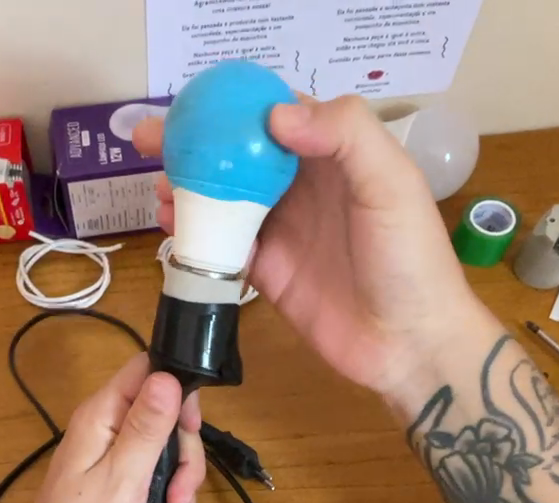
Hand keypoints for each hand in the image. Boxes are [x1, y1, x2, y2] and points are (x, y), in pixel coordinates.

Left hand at [4, 355, 205, 502]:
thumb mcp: (123, 476)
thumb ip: (147, 426)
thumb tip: (168, 376)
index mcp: (101, 415)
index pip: (147, 371)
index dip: (179, 392)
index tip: (192, 430)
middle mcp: (105, 427)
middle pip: (164, 417)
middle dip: (183, 457)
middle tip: (182, 495)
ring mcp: (110, 456)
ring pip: (164, 452)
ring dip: (181, 487)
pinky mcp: (115, 482)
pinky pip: (153, 478)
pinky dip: (168, 502)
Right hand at [134, 96, 499, 405]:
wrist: (407, 343)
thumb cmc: (409, 259)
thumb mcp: (391, 184)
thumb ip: (345, 135)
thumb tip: (274, 116)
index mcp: (334, 156)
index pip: (275, 117)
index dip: (232, 106)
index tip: (191, 104)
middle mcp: (302, 189)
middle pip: (239, 158)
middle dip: (194, 147)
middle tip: (149, 141)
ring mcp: (282, 232)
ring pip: (224, 202)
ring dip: (187, 191)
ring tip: (155, 187)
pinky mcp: (267, 274)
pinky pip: (224, 248)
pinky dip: (195, 237)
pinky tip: (170, 228)